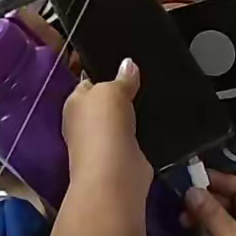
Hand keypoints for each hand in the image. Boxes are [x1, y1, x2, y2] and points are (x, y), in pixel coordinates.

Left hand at [61, 58, 151, 196]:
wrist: (115, 173)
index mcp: (74, 103)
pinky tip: (161, 118)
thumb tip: (128, 64)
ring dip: (137, 111)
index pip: (89, 82)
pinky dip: (147, 129)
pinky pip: (137, 134)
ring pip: (125, 118)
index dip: (106, 72)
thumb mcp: (110, 91)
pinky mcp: (125, 154)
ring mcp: (105, 140)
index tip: (129, 62)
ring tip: (158, 93)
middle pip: (108, 101)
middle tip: (148, 77)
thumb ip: (120, 78)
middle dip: (125, 92)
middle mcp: (86, 122)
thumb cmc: (103, 126)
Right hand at [184, 172, 235, 235]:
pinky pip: (226, 235)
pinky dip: (210, 228)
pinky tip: (192, 230)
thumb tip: (192, 189)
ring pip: (229, 218)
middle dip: (210, 196)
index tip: (190, 176)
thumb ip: (212, 214)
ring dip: (207, 213)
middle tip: (181, 198)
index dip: (219, 180)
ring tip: (183, 216)